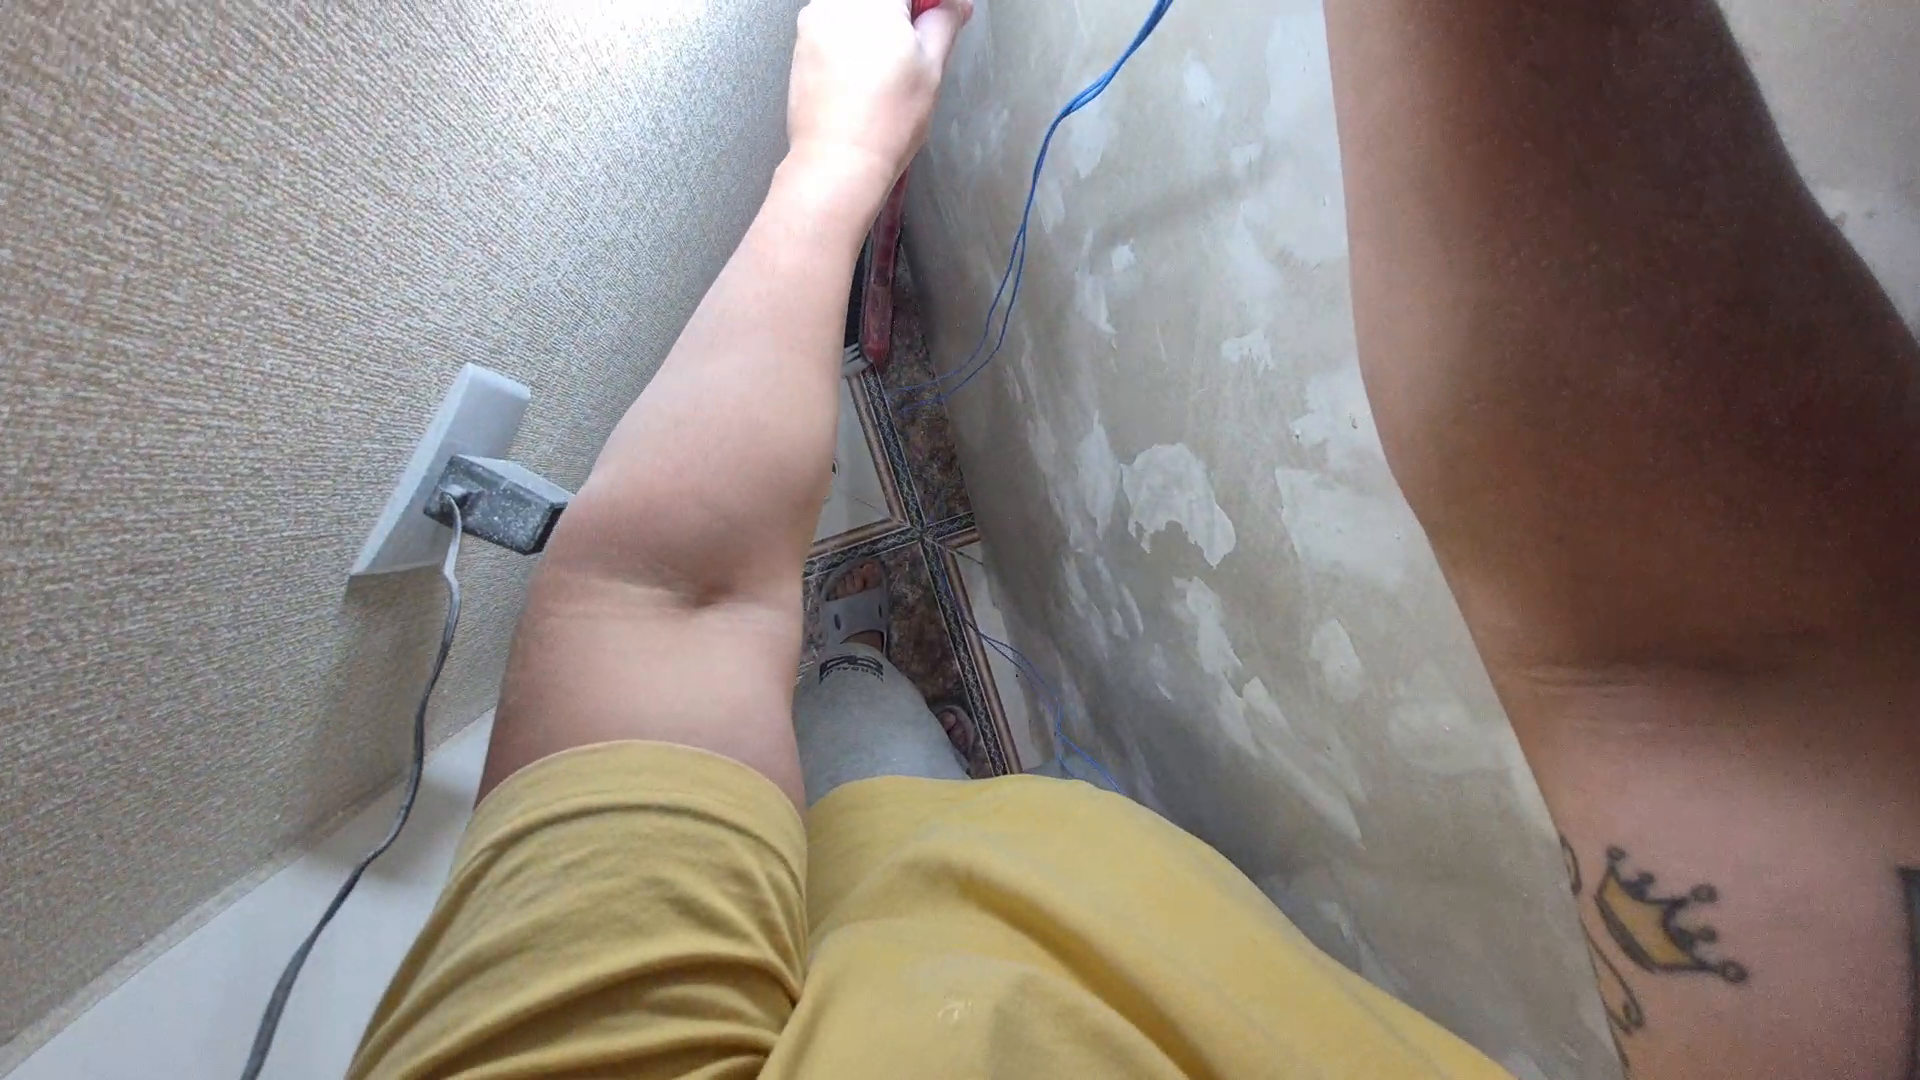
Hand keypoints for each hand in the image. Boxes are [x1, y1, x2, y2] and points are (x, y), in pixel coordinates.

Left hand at [785, 0, 971, 202]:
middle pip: (881, 1)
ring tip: (887, 73)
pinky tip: (864, 81)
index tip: (940, 17)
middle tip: (915, 48)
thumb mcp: (931, 69)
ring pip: (855, 12)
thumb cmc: (884, 122)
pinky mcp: (801, 47)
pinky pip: (834, 30)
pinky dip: (852, 45)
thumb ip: (944, 23)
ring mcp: (814, 21)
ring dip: (876, 30)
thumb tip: (955, 6)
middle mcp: (838, 1)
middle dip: (902, 17)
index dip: (929, 5)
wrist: (839, 163)